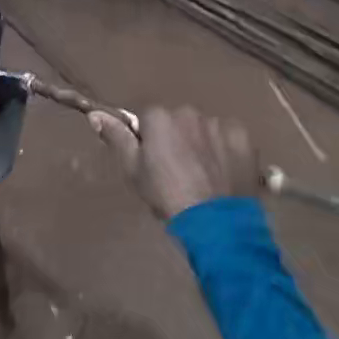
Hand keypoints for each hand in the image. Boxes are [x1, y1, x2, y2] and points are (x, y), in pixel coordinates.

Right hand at [90, 106, 258, 218]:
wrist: (217, 226)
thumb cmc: (167, 196)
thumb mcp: (133, 170)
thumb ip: (116, 137)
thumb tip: (95, 114)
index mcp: (158, 117)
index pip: (148, 118)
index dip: (150, 140)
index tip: (155, 162)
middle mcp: (188, 113)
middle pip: (177, 120)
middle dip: (177, 137)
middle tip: (179, 169)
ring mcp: (218, 125)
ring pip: (204, 128)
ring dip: (202, 142)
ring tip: (205, 174)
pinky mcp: (243, 139)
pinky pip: (229, 137)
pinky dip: (226, 149)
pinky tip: (224, 170)